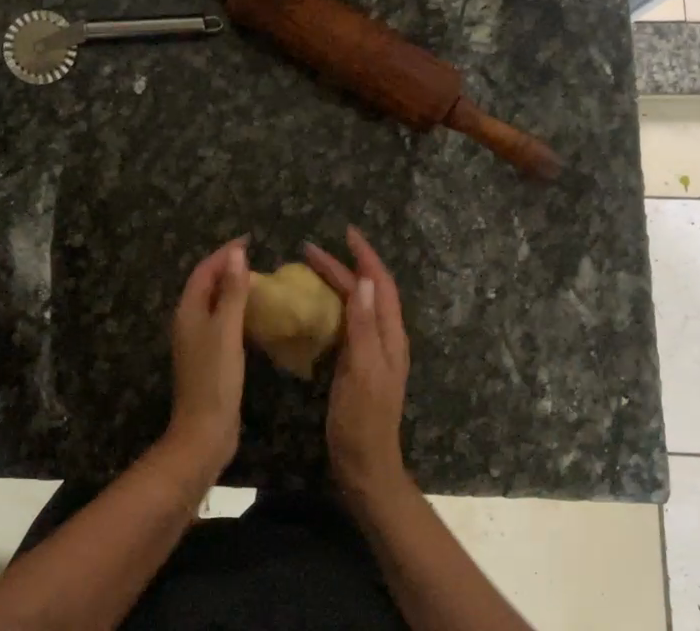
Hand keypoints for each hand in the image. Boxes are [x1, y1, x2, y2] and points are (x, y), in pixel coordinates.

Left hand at [165, 237, 251, 474]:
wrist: (204, 432)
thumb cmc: (215, 378)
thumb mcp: (226, 330)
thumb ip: (232, 291)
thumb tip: (236, 253)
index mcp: (188, 312)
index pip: (203, 271)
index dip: (223, 254)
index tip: (249, 240)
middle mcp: (188, 323)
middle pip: (205, 285)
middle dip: (227, 268)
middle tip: (256, 259)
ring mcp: (197, 342)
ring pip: (213, 305)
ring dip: (231, 289)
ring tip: (259, 282)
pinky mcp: (208, 359)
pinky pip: (221, 323)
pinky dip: (235, 312)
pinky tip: (254, 318)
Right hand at [305, 227, 410, 501]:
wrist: (365, 467)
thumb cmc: (362, 422)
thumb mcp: (361, 372)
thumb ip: (362, 327)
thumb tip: (363, 281)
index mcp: (389, 337)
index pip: (380, 285)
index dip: (365, 257)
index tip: (346, 232)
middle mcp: (385, 339)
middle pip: (367, 292)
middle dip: (344, 266)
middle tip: (310, 250)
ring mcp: (373, 353)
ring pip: (358, 306)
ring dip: (339, 283)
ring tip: (312, 269)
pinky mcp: (359, 365)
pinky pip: (348, 324)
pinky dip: (334, 306)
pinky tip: (315, 308)